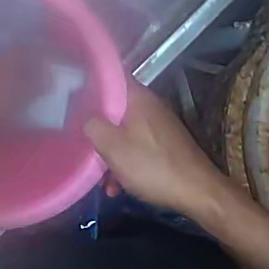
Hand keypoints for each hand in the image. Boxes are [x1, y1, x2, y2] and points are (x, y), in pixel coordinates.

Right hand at [84, 83, 254, 224]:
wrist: (197, 191)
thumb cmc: (152, 165)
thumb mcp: (113, 147)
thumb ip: (93, 126)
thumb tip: (86, 116)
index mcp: (138, 98)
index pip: (110, 78)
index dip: (90, 85)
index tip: (72, 97)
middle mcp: (150, 106)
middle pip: (114, 109)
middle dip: (98, 130)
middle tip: (83, 145)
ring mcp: (160, 125)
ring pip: (124, 132)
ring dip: (111, 154)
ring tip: (104, 180)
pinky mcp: (165, 144)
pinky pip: (138, 147)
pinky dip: (126, 163)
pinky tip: (119, 186)